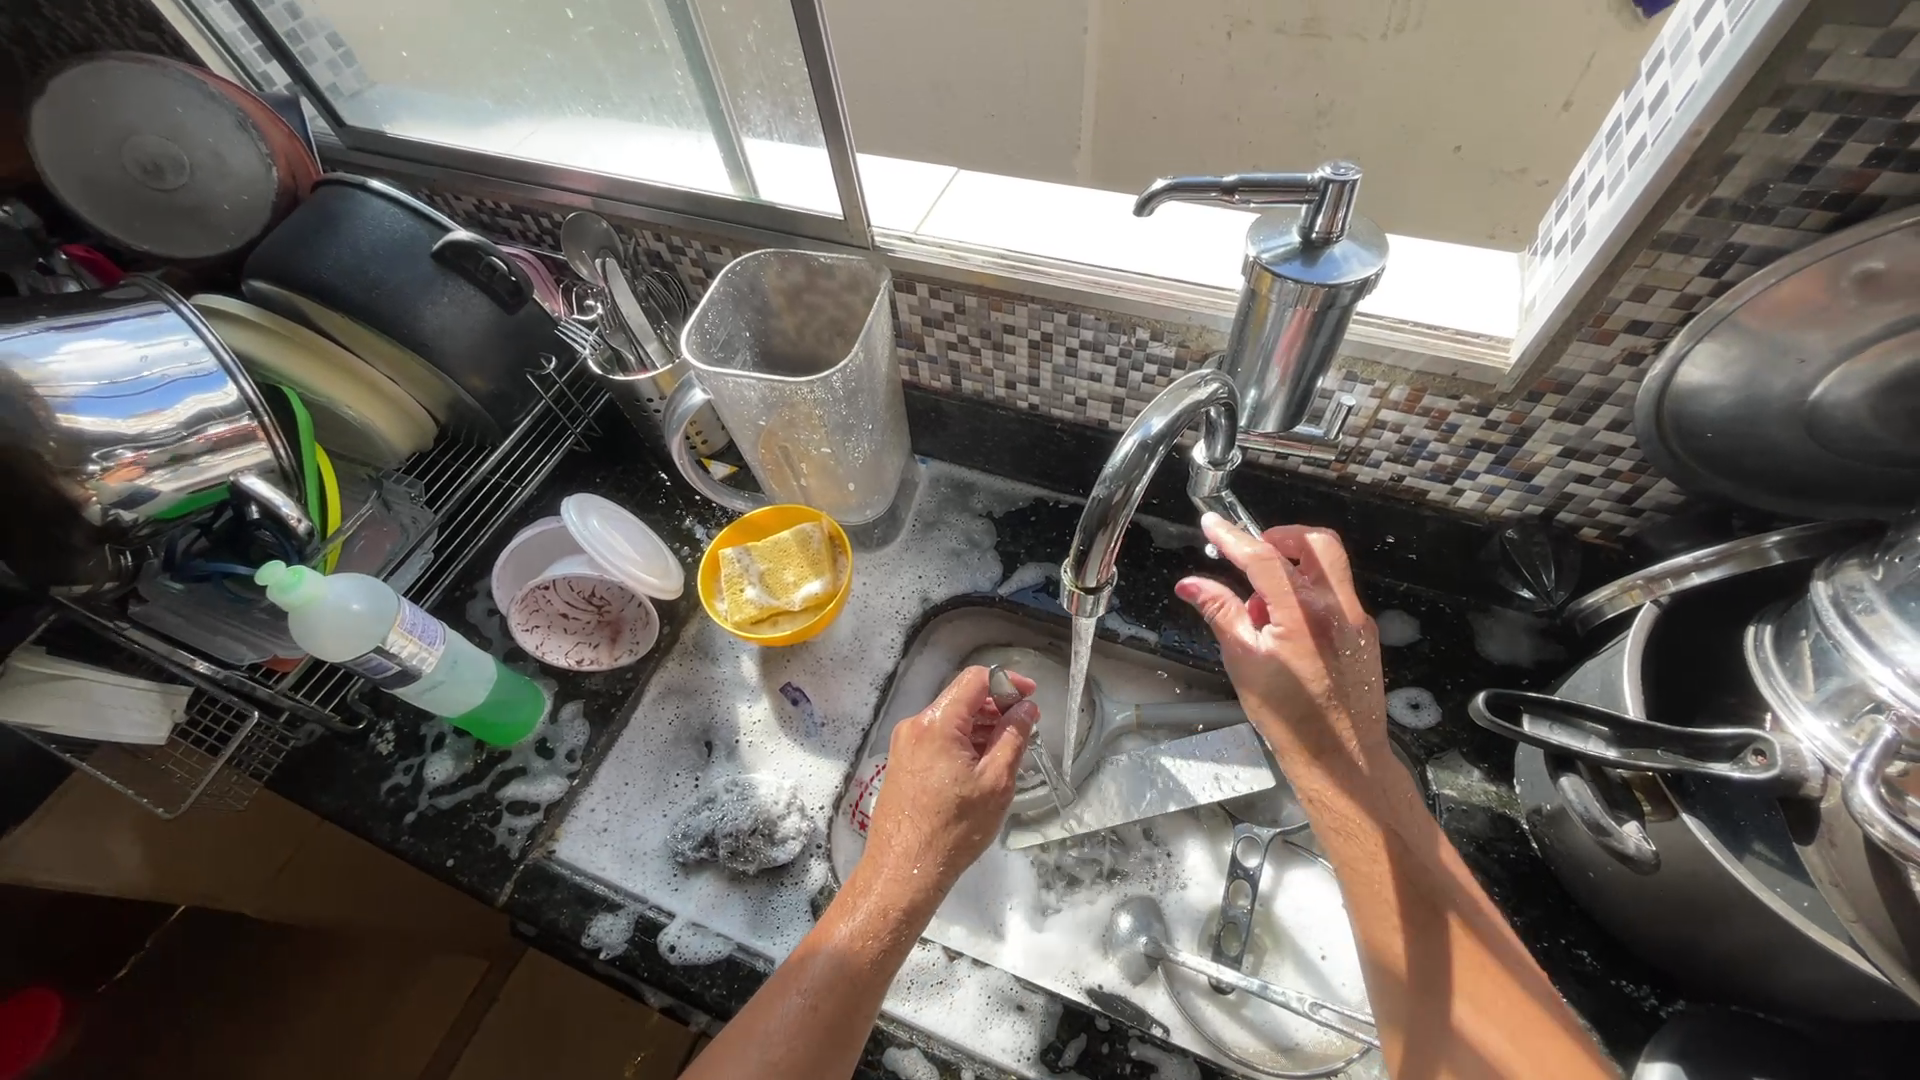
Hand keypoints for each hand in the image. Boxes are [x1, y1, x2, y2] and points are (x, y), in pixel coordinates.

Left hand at [862, 666, 1038, 906]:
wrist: (903, 870)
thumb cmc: (954, 828)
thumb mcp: (996, 782)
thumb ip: (1013, 737)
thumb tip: (1026, 708)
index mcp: (937, 722)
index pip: (975, 678)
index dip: (1007, 681)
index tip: (1030, 696)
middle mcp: (916, 724)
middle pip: (962, 697)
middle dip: (996, 705)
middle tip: (1024, 726)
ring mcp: (905, 743)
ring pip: (950, 718)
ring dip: (980, 725)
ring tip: (1007, 748)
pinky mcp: (902, 761)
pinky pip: (938, 737)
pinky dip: (962, 741)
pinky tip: (981, 764)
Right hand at [1175, 513, 1388, 769]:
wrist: (1340, 756)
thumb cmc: (1285, 714)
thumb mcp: (1242, 661)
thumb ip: (1220, 613)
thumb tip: (1189, 583)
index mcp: (1301, 616)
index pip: (1264, 559)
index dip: (1233, 537)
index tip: (1211, 524)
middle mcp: (1335, 608)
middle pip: (1316, 543)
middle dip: (1280, 536)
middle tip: (1252, 551)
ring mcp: (1355, 618)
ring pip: (1329, 564)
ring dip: (1293, 564)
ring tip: (1264, 604)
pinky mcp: (1363, 632)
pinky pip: (1336, 591)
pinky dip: (1308, 590)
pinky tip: (1286, 625)